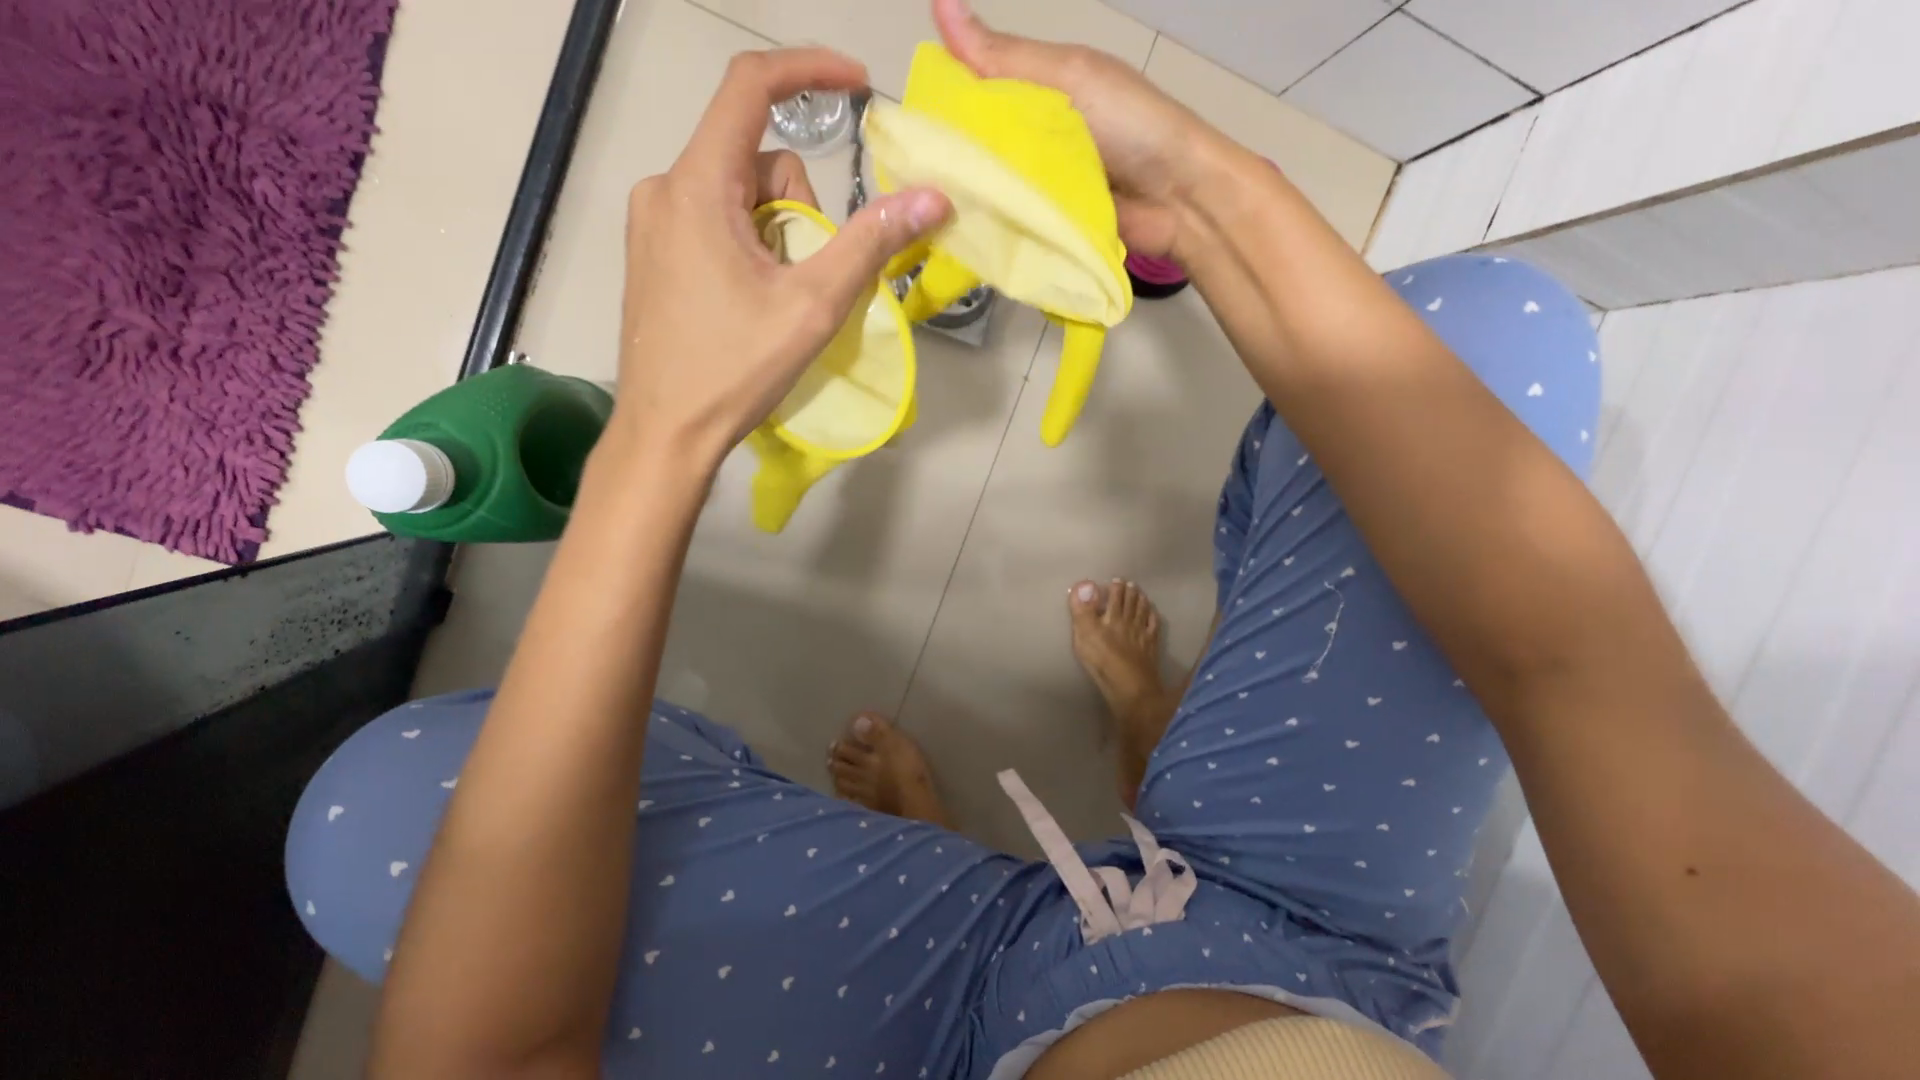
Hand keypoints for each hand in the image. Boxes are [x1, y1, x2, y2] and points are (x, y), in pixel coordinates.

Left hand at [615, 49, 949, 464]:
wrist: (664, 432)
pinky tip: (750, 299)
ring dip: (777, 234)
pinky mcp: (653, 249)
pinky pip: (717, 219)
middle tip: (803, 278)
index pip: (750, 87)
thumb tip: (932, 199)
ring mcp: (654, 220)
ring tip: (776, 299)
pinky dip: (751, 246)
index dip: (809, 71)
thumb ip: (871, 243)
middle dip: (799, 209)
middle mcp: (665, 187)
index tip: (858, 85)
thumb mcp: (812, 305)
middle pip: (758, 160)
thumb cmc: (733, 370)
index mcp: (697, 186)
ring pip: (741, 194)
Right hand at [932, 0, 1215, 260]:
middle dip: (945, 158)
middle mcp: (1028, 134)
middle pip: (972, 143)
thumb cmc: (1132, 125)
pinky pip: (1005, 223)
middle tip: (911, 179)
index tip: (907, 126)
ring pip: (984, 187)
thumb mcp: (1067, 77)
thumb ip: (1004, 56)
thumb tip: (940, 1)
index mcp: (1033, 87)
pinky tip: (958, 233)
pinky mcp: (1042, 225)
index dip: (939, 102)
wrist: (1180, 199)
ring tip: (928, 210)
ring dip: (963, 197)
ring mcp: (1035, 184)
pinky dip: (988, 226)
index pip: (969, 88)